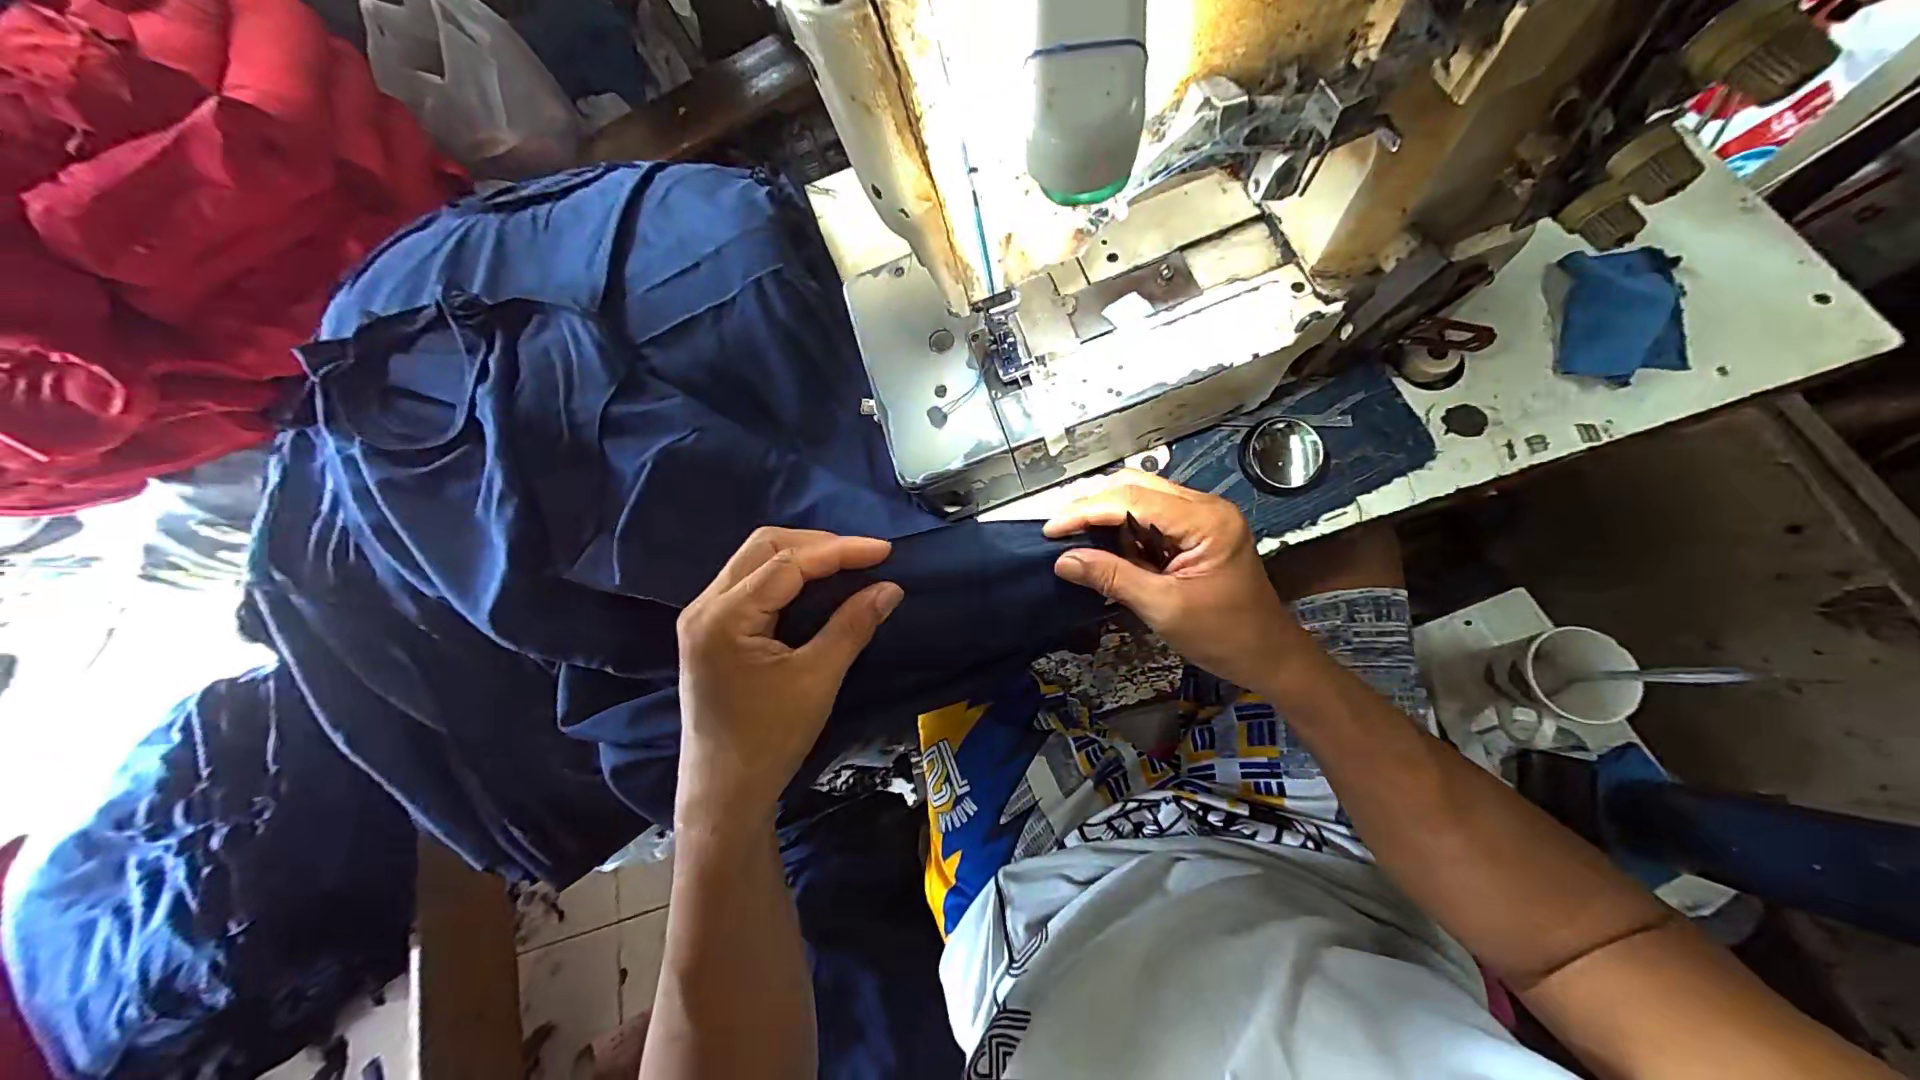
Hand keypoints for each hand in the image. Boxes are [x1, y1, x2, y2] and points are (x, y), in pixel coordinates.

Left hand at [675, 528, 903, 821]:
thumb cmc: (770, 739)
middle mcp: (704, 606)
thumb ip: (852, 625)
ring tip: (846, 565)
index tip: (884, 551)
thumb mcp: (817, 679)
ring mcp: (702, 616)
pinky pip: (750, 582)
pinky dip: (787, 575)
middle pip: (764, 546)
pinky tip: (816, 585)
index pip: (788, 562)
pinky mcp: (710, 629)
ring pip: (755, 560)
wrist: (725, 792)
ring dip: (802, 556)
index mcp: (724, 617)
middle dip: (818, 545)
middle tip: (864, 557)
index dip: (840, 551)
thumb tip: (890, 587)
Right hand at [1044, 470, 1317, 690]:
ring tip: (1076, 539)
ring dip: (1107, 515)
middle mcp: (1206, 507)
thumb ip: (1112, 578)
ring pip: (1141, 496)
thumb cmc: (1224, 636)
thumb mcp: (1163, 608)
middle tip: (1060, 533)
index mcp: (1206, 521)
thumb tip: (1063, 561)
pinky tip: (1106, 546)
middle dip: (1094, 506)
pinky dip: (1124, 527)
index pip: (1132, 499)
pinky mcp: (1197, 530)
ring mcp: (1203, 516)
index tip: (1051, 530)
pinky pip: (1152, 516)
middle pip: (1136, 486)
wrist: (1269, 655)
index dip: (1086, 511)